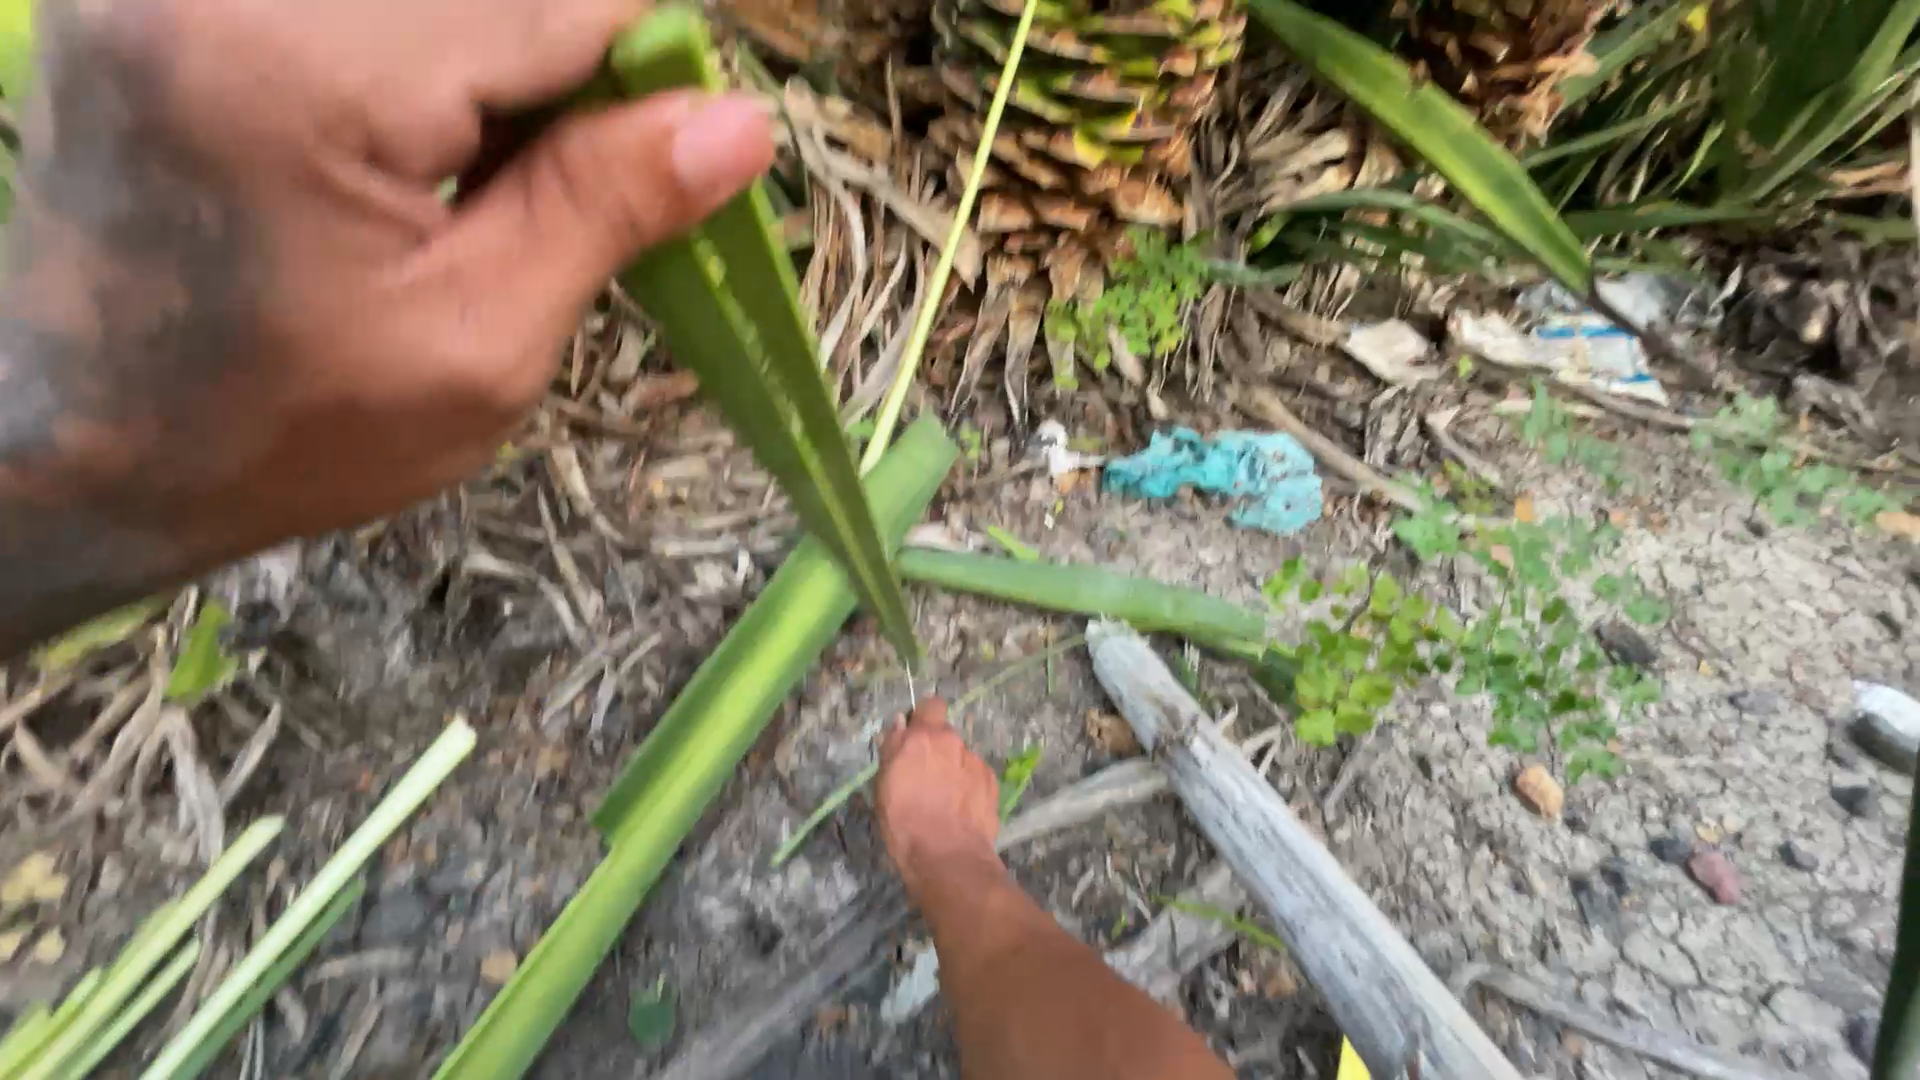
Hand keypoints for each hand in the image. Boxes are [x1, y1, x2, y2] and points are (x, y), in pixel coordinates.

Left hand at [0, 0, 772, 649]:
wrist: (99, 448)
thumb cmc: (314, 430)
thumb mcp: (491, 339)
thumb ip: (605, 207)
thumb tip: (742, 123)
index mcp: (305, 71)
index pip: (552, 3)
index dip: (650, 71)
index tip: (689, 160)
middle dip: (584, 77)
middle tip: (585, 200)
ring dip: (525, 81)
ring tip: (515, 193)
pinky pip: (391, 13)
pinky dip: (463, 75)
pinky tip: (456, 156)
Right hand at [877, 698, 1005, 896]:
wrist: (947, 856)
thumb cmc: (905, 822)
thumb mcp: (884, 785)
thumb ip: (893, 748)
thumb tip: (901, 724)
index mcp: (922, 738)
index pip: (931, 705)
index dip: (925, 717)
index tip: (916, 737)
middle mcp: (952, 742)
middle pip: (945, 735)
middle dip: (937, 749)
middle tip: (925, 777)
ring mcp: (974, 761)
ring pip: (961, 757)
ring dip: (953, 769)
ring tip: (944, 800)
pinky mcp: (991, 782)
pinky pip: (976, 775)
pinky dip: (969, 786)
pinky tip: (961, 809)